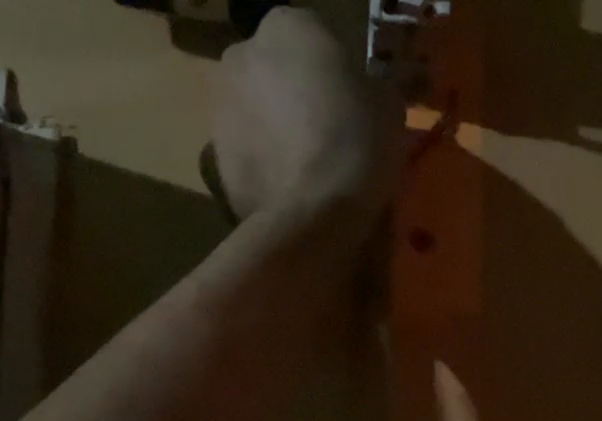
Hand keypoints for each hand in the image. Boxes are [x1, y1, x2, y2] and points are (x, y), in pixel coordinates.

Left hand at [211, 8, 403, 221]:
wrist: (313, 214)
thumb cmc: (356, 142)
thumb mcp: (388, 104)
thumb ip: (368, 87)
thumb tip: (363, 95)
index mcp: (286, 25)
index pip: (310, 36)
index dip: (330, 69)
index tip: (348, 100)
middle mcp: (241, 55)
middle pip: (271, 71)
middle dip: (290, 93)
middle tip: (324, 131)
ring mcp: (220, 109)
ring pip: (253, 113)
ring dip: (273, 131)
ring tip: (306, 168)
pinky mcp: (214, 159)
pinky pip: (246, 155)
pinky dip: (263, 167)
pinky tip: (290, 191)